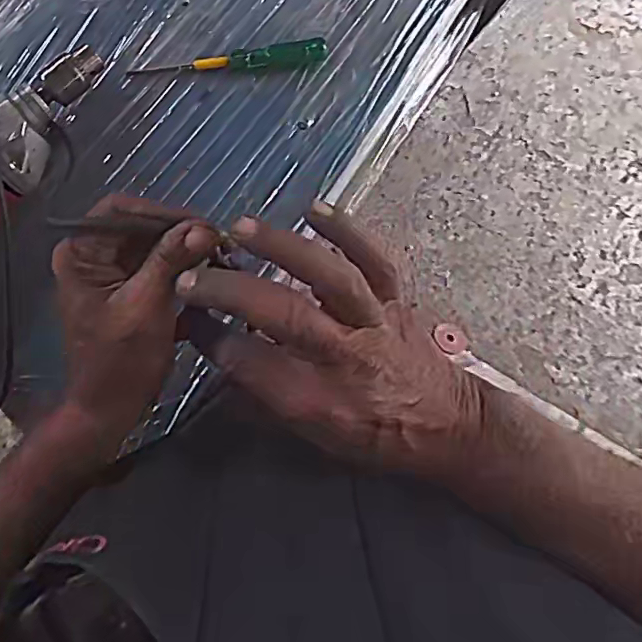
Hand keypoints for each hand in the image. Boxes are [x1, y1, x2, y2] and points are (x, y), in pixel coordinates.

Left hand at [49, 195, 219, 459]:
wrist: (106, 413)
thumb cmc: (120, 363)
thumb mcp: (146, 307)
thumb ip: (170, 261)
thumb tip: (202, 227)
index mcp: (80, 253)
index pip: (120, 209)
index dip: (161, 212)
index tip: (200, 225)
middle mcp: (89, 254)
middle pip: (138, 224)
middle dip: (178, 231)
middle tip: (217, 242)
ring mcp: (106, 270)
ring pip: (150, 242)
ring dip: (183, 248)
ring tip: (218, 256)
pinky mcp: (124, 286)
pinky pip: (154, 263)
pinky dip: (179, 266)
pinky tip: (206, 273)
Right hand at [178, 200, 487, 480]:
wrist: (452, 424)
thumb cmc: (376, 433)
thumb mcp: (315, 434)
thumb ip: (265, 394)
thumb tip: (219, 352)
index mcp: (323, 400)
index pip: (257, 366)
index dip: (217, 341)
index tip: (190, 319)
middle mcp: (349, 357)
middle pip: (288, 317)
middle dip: (234, 293)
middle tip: (194, 277)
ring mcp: (375, 319)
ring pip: (332, 277)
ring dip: (284, 249)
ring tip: (242, 228)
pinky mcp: (395, 295)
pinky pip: (374, 257)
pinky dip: (346, 229)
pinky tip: (313, 208)